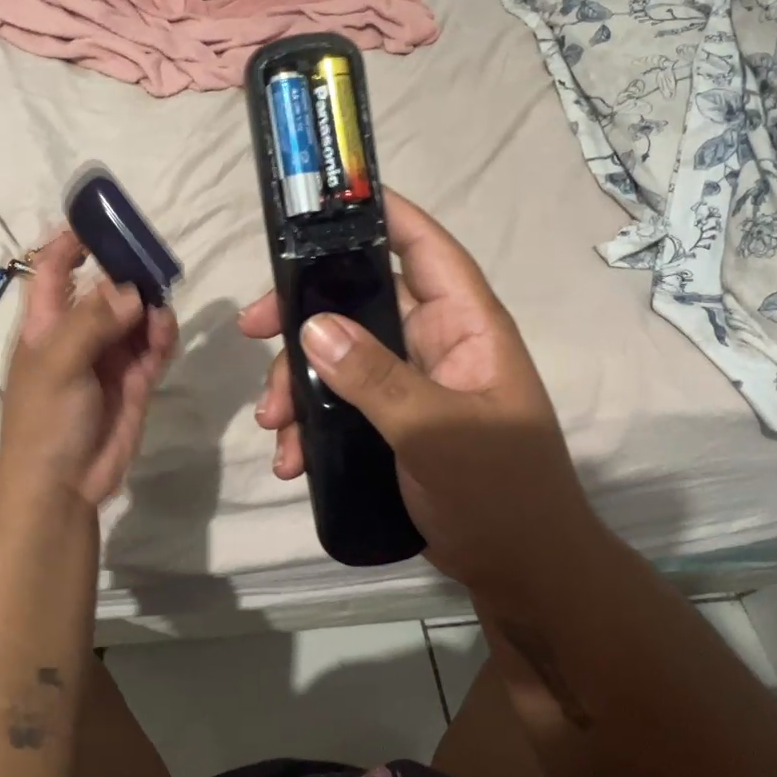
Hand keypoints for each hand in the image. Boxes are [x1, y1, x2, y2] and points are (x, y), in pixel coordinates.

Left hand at [0, 231, 179, 506]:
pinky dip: (162, 335)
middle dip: (127, 271)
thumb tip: (129, 290)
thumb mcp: (57, 365)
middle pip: (105, 287)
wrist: (61, 487)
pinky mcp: (134, 380)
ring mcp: (108, 357)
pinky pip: (153, 346)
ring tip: (159, 311)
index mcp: (45, 324)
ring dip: (149, 306)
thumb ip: (91, 322)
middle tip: (152, 259)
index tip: (98, 219)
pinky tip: (164, 331)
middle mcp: (78, 334)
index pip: (53, 270)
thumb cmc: (43, 421)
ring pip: (136, 315)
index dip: (70, 243)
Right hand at [237, 189, 599, 597]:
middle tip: (254, 330)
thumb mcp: (436, 432)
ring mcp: (412, 383)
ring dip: (298, 382)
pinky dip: (310, 422)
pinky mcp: (392, 421)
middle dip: (304, 316)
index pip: (425, 247)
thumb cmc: (500, 493)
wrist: (523, 575)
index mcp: (466, 326)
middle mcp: (436, 343)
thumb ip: (374, 377)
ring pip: (339, 355)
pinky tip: (291, 457)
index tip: (321, 202)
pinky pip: (340, 401)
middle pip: (360, 301)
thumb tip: (311, 326)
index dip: (381, 214)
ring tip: (272, 424)